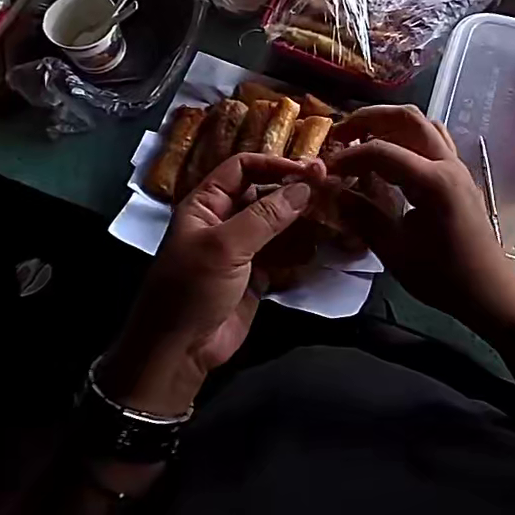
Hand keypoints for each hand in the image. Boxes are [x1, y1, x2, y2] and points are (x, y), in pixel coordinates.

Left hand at [102, 153, 318, 415]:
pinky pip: (283, 253)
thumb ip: (265, 216)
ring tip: (335, 212)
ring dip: (302, 218)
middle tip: (332, 189)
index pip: (242, 168)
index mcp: (205, 204)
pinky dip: (302, 247)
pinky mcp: (257, 275)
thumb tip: (304, 187)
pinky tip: (324, 242)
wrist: (179, 350)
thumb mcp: (225, 246)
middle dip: (294, 190)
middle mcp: (223, 220)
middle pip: (263, 193)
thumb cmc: (192, 289)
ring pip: (277, 223)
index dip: (275, 164)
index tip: (310, 171)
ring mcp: (241, 248)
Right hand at [326, 106, 514, 333]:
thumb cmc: (443, 277)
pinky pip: (433, 139)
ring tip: (361, 140)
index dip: (348, 157)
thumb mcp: (395, 251)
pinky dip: (406, 136)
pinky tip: (390, 155)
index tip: (326, 171)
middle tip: (339, 135)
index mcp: (433, 183)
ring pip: (422, 123)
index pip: (381, 151)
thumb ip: (362, 216)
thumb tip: (332, 192)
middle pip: (406, 118)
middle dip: (368, 119)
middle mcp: (448, 164)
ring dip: (388, 123)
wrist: (489, 291)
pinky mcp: (458, 175)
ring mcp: (457, 167)